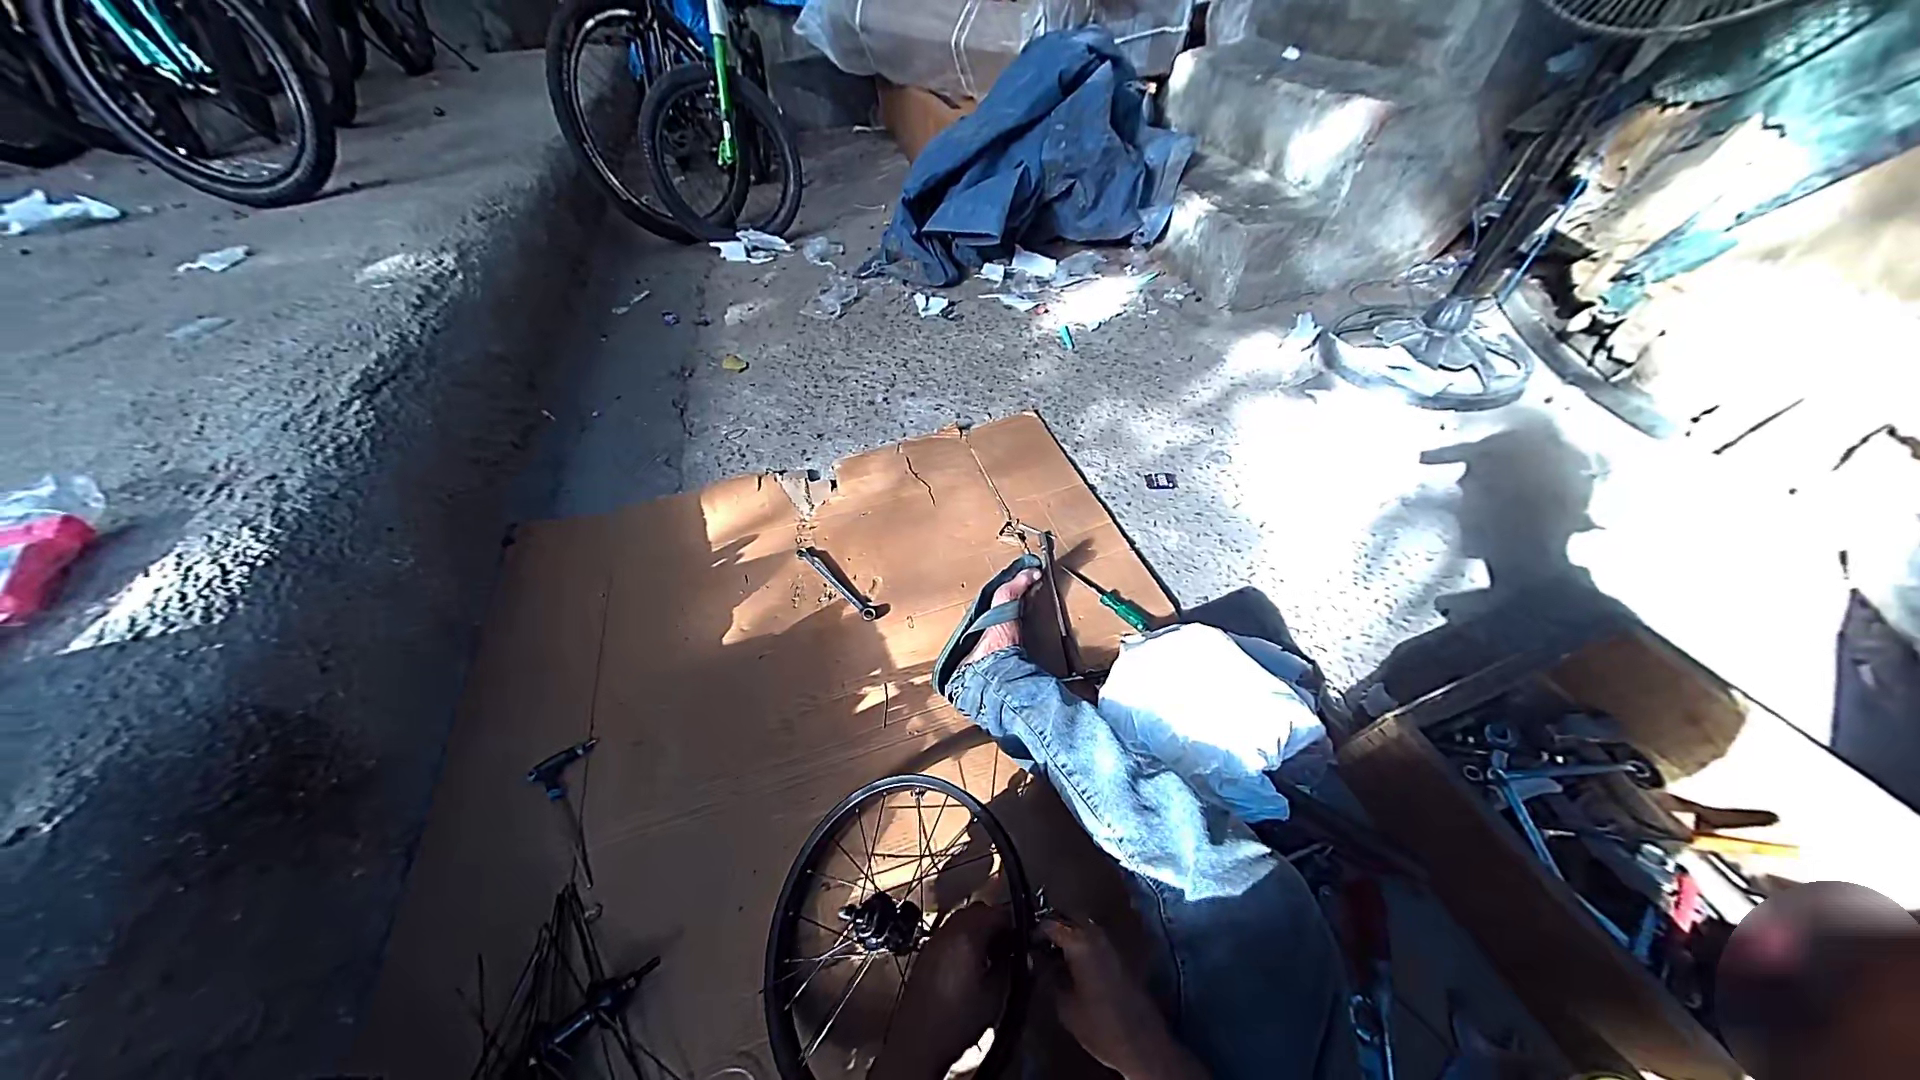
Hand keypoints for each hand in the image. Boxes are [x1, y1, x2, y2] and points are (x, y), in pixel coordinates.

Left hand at [871, 903, 1013, 1079]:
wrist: (918, 1041)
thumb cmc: (958, 1020)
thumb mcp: (994, 996)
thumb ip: (1008, 968)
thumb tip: (1015, 953)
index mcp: (967, 936)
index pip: (996, 913)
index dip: (1013, 922)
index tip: (1022, 936)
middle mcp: (948, 930)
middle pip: (977, 911)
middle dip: (995, 922)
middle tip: (1008, 943)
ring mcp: (934, 940)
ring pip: (961, 919)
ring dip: (978, 929)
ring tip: (990, 954)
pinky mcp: (925, 953)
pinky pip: (949, 933)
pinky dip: (962, 938)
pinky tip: (970, 962)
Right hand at [1040, 917, 1208, 1079]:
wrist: (1142, 1044)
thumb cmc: (1100, 1026)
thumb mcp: (1064, 1004)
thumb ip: (1048, 975)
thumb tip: (1035, 958)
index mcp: (1079, 941)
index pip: (1050, 923)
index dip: (1034, 931)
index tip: (1025, 942)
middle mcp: (1096, 934)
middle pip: (1069, 915)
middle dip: (1052, 923)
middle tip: (1038, 941)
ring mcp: (1110, 943)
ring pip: (1083, 924)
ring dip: (1068, 931)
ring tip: (1053, 951)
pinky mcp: (1120, 955)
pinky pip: (1094, 937)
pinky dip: (1081, 941)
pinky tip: (1073, 961)